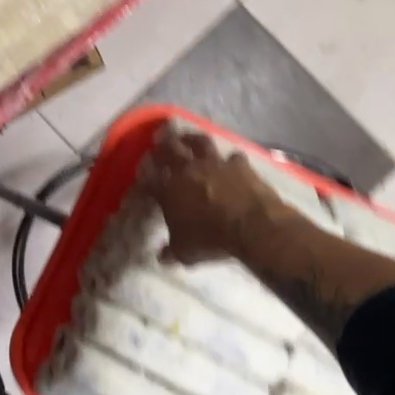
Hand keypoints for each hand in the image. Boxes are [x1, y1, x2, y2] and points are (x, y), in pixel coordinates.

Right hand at [142, 128, 308, 267]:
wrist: (252, 227)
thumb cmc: (211, 240)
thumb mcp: (185, 253)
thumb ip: (172, 251)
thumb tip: (162, 256)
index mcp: (169, 191)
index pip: (149, 181)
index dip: (144, 179)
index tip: (142, 179)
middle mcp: (188, 171)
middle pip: (170, 150)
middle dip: (163, 146)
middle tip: (159, 144)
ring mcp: (215, 164)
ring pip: (200, 142)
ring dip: (192, 139)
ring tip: (188, 139)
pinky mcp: (241, 165)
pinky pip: (233, 157)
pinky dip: (231, 160)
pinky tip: (232, 163)